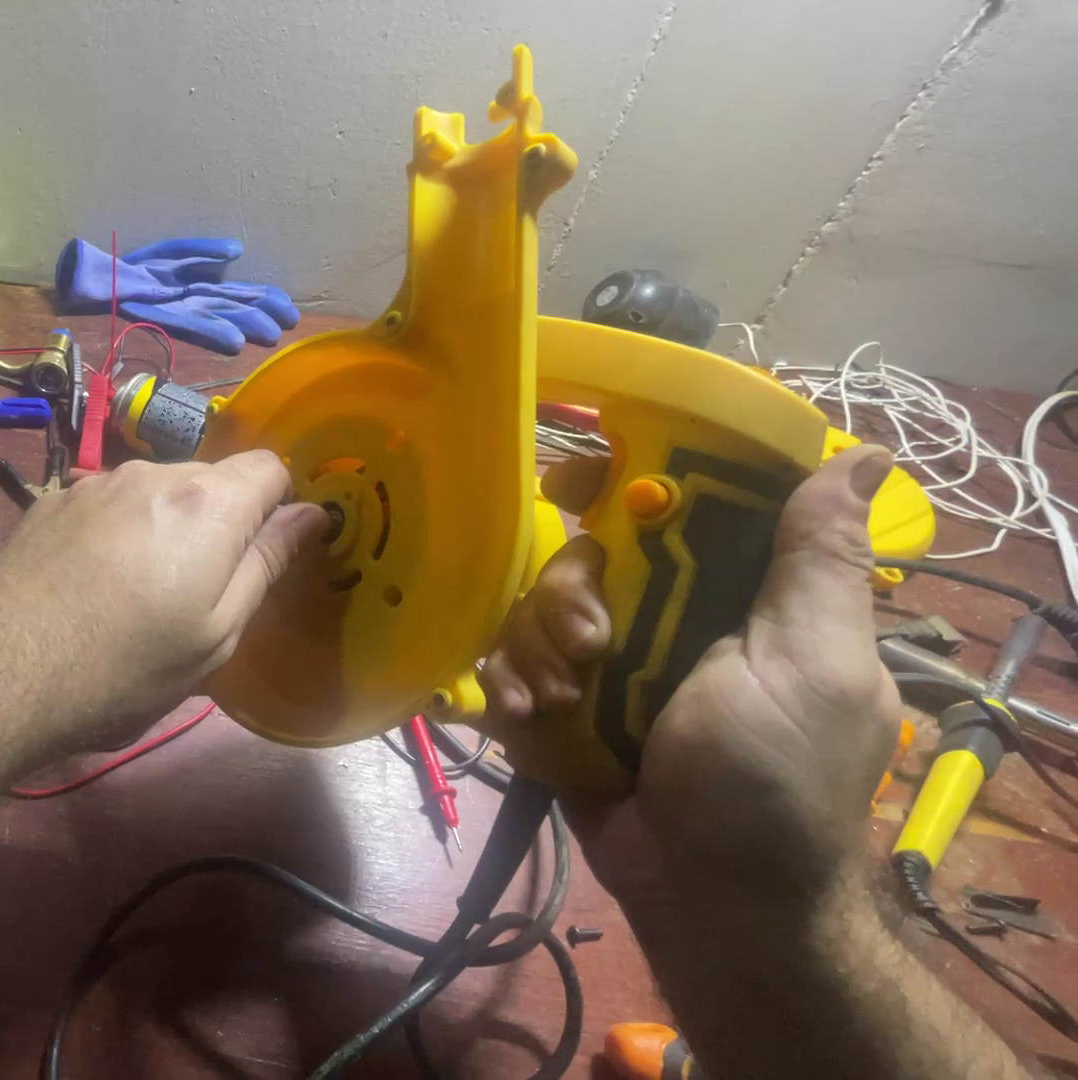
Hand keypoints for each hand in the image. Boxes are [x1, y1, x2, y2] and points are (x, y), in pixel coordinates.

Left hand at [0, 452, 326, 764]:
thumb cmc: (123, 670)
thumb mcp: (215, 635)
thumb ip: (267, 563)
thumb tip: (310, 513)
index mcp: (207, 503)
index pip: (269, 467)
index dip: (275, 507)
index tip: (258, 555)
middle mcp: (151, 473)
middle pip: (209, 479)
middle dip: (216, 521)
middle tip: (190, 591)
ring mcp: (93, 482)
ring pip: (155, 489)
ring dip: (162, 525)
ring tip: (132, 591)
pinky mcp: (50, 500)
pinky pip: (107, 502)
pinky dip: (115, 529)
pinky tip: (88, 580)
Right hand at [483, 445, 900, 913]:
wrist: (700, 887)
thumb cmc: (769, 776)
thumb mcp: (810, 666)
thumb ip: (811, 564)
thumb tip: (866, 454)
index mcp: (723, 596)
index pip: (664, 510)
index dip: (618, 484)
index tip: (574, 485)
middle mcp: (654, 618)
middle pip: (576, 557)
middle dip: (567, 594)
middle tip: (592, 645)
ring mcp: (594, 662)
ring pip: (528, 610)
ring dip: (536, 650)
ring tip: (563, 704)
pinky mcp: (552, 700)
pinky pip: (503, 663)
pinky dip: (509, 687)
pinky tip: (530, 718)